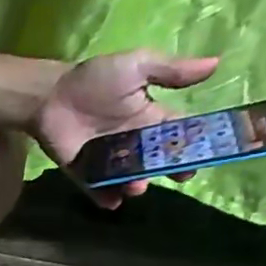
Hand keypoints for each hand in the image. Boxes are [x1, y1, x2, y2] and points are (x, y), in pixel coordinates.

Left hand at [32, 49, 219, 207]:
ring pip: (128, 177)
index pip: (176, 134)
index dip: (192, 143)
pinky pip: (97, 189)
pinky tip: (113, 202)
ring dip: (135, 184)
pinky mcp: (84, 173)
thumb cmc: (94, 79)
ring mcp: (108, 160)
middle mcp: (131, 143)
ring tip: (138, 186)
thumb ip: (171, 70)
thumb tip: (215, 64)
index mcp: (148, 118)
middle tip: (181, 176)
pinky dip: (105, 197)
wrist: (51, 95)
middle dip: (169, 169)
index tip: (208, 153)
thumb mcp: (136, 66)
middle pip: (156, 161)